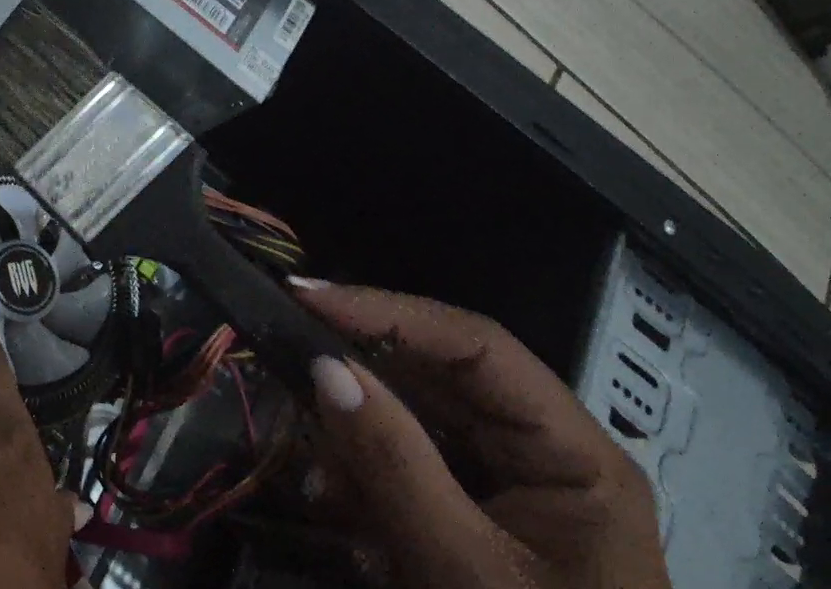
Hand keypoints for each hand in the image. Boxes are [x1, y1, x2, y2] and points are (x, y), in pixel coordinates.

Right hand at [290, 281, 670, 588]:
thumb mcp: (461, 568)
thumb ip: (393, 462)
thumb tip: (321, 365)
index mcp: (575, 454)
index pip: (477, 346)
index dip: (388, 311)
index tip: (302, 297)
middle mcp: (544, 450)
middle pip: (436, 377)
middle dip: (359, 384)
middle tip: (284, 374)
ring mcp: (508, 480)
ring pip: (410, 418)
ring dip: (353, 441)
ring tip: (320, 488)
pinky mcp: (474, 508)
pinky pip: (405, 462)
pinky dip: (362, 476)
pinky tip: (339, 511)